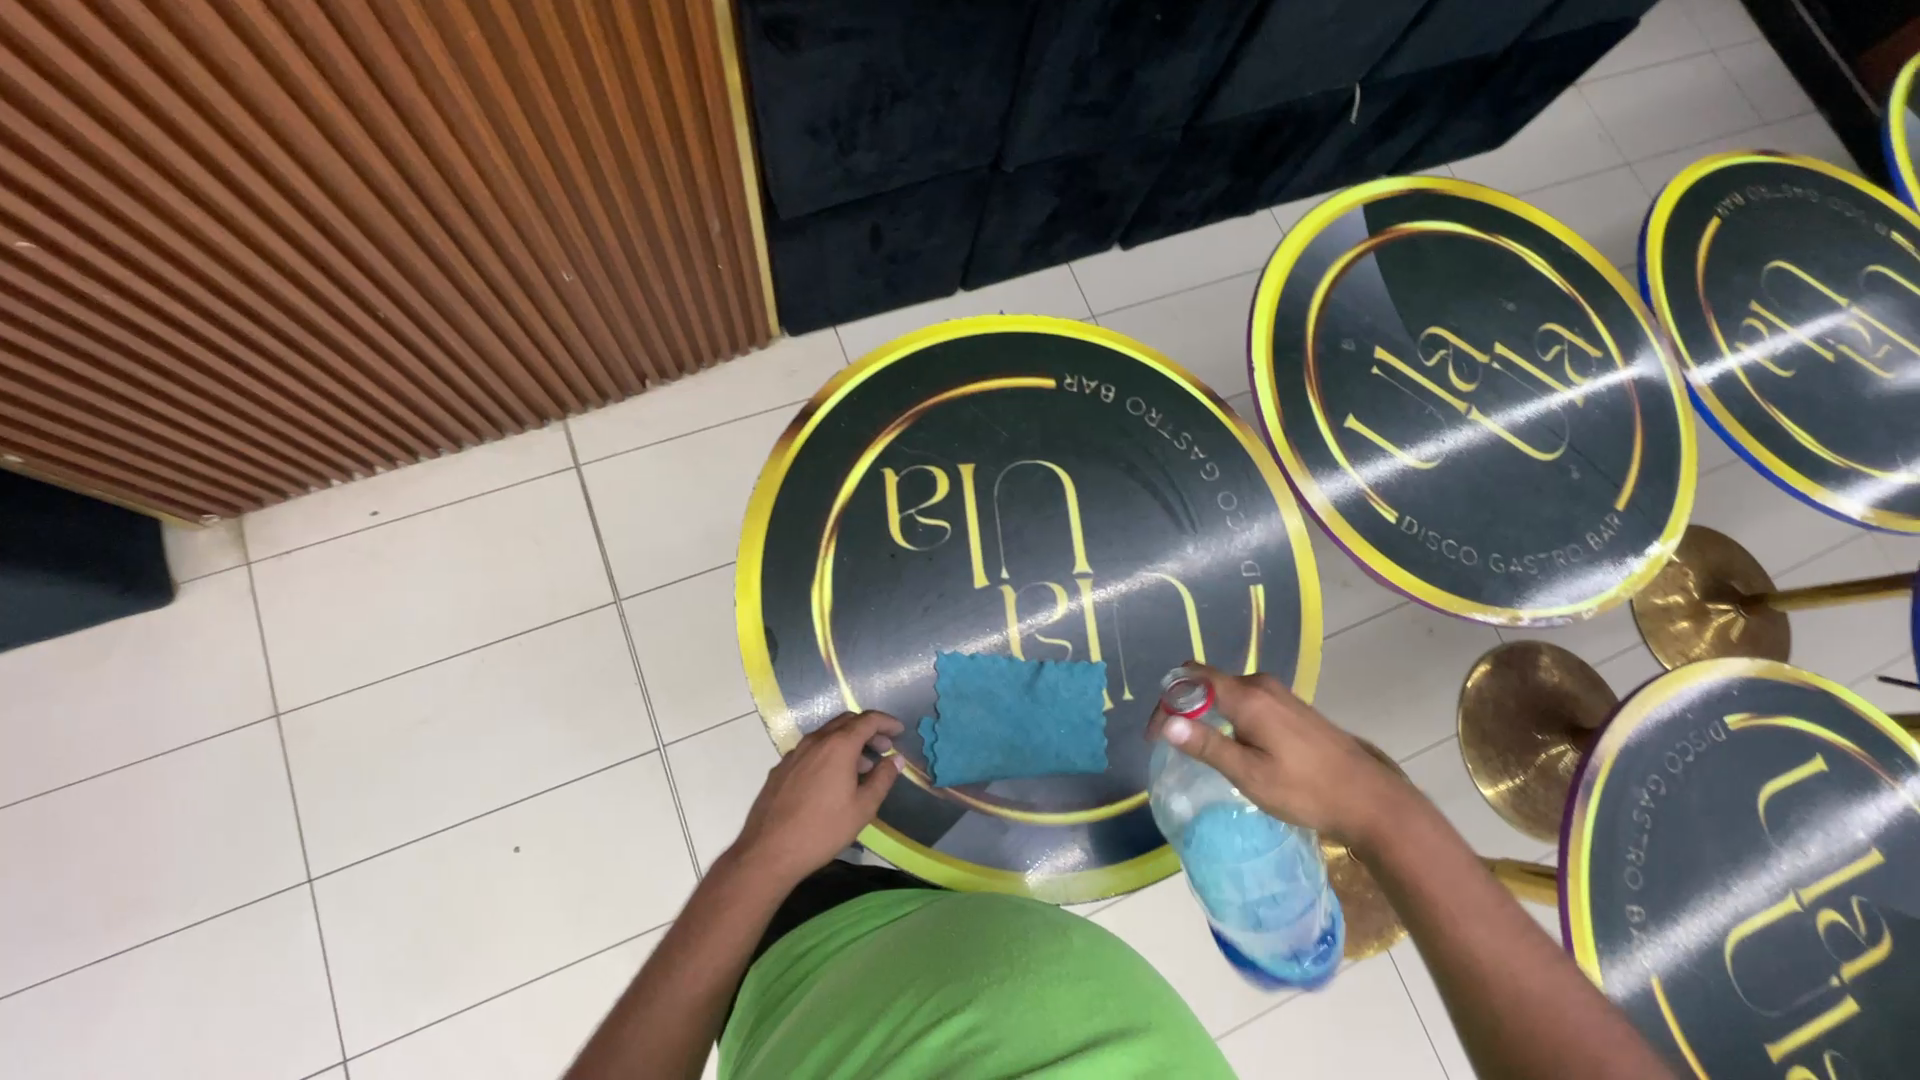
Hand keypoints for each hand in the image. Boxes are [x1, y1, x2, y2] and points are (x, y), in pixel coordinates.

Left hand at [729, 710, 904, 887]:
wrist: (769, 851)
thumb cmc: (823, 830)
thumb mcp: (863, 808)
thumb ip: (882, 778)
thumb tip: (895, 759)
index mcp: (838, 746)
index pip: (868, 720)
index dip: (887, 722)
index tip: (899, 731)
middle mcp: (815, 741)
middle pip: (846, 721)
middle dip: (868, 730)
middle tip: (884, 747)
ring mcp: (794, 754)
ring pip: (826, 735)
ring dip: (848, 742)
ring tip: (862, 767)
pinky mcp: (781, 768)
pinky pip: (811, 750)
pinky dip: (829, 753)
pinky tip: (832, 779)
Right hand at [1147, 663, 1408, 844]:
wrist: (1369, 800)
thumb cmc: (1305, 791)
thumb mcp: (1249, 774)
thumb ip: (1207, 746)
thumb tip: (1167, 724)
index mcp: (1248, 697)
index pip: (1190, 680)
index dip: (1166, 703)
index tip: (1156, 736)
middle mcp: (1261, 685)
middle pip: (1207, 680)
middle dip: (1181, 704)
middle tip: (1170, 740)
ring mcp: (1278, 694)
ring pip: (1226, 690)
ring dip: (1204, 710)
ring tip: (1194, 744)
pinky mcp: (1289, 706)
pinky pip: (1244, 699)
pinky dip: (1225, 714)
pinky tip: (1229, 742)